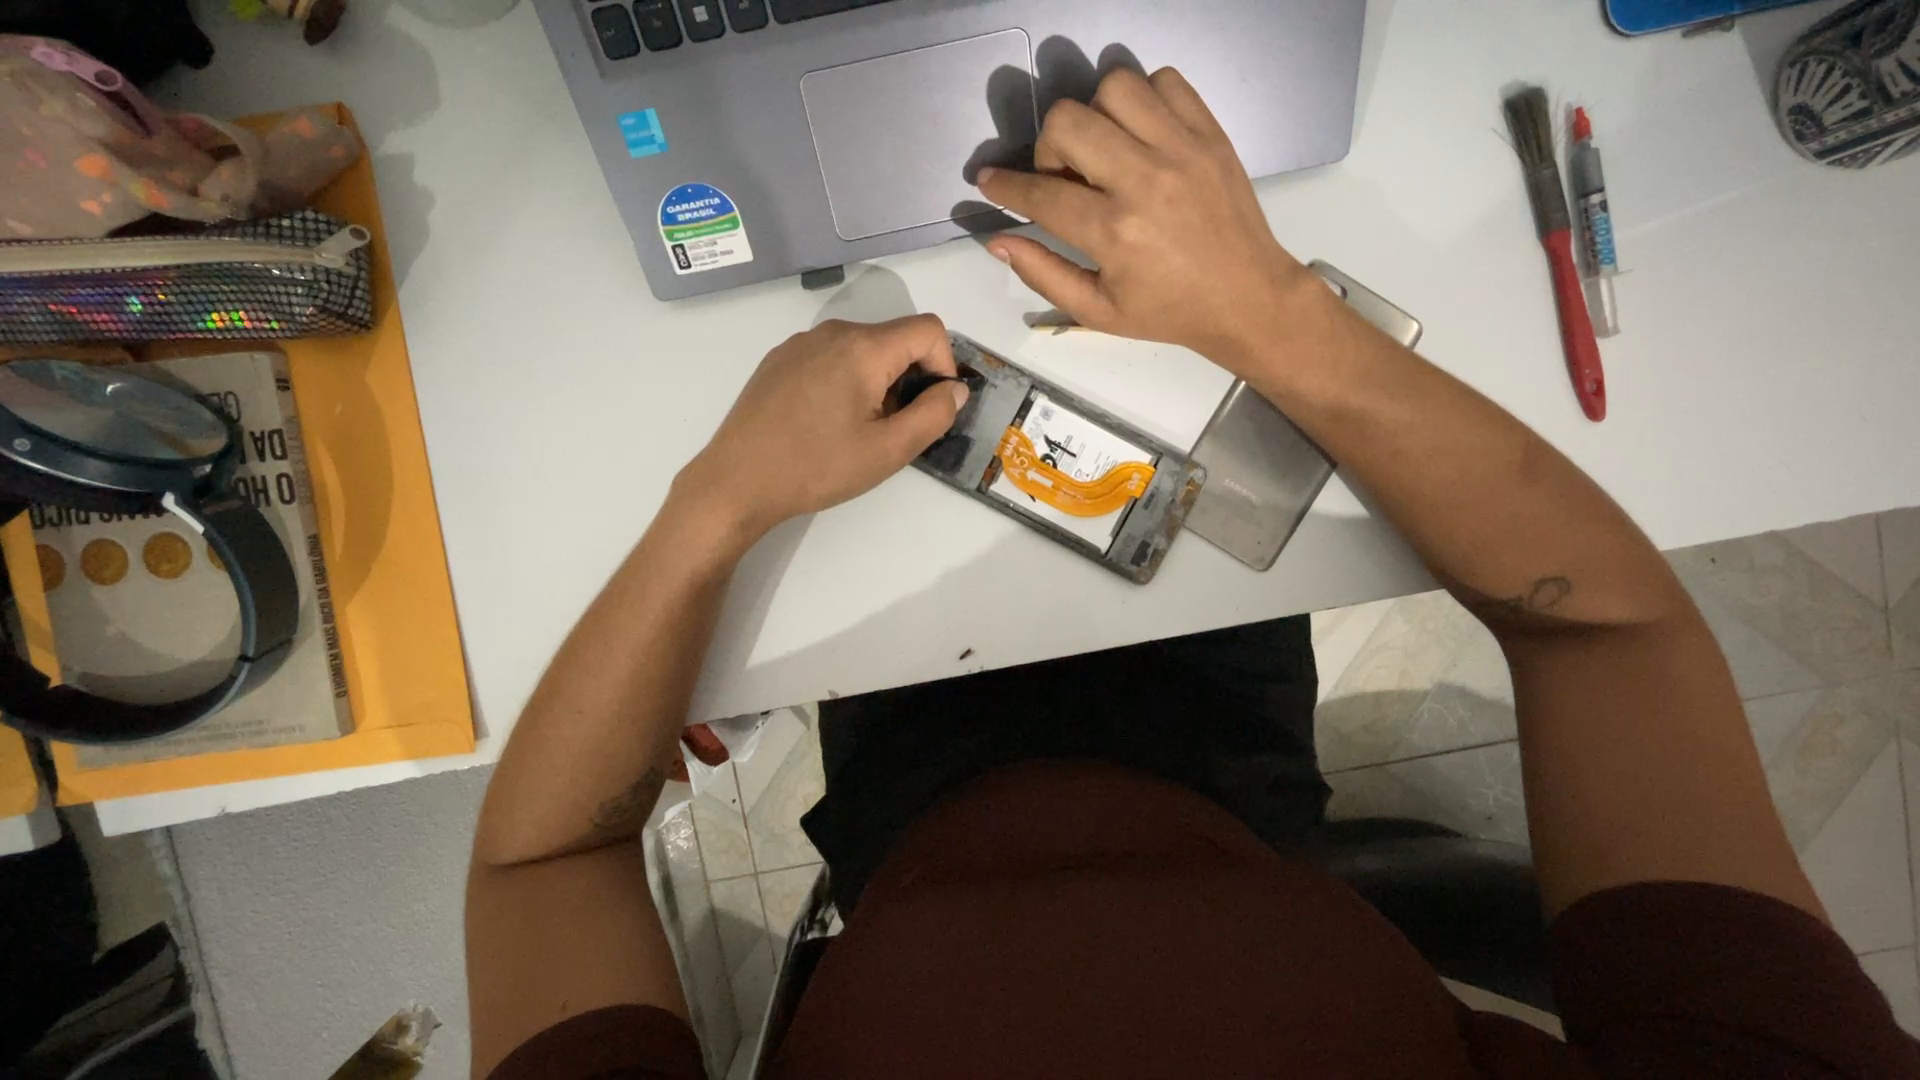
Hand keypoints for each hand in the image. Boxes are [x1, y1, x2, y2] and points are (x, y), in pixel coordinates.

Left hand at [677, 315, 968, 539]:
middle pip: (895, 338)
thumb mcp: (888, 451)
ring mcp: (800, 343)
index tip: (933, 406)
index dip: (945, 364)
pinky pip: (830, 357)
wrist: (737, 481)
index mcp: (863, 348)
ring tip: (857, 429)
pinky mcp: (779, 360)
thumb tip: (955, 390)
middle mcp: (832, 333)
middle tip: (893, 428)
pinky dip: (845, 381)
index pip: (929, 329)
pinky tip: (825, 422)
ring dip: (878, 382)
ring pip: (862, 349)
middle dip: (910, 378)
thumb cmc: (817, 467)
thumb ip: (934, 415)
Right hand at [976, 68, 1319, 368]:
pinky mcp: (1210, 132)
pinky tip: (1140, 136)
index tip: (989, 181)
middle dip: (1049, 147)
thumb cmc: (1167, 312)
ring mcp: (1182, 149)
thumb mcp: (1097, 311)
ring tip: (1103, 151)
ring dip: (1095, 115)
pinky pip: (1164, 81)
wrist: (1246, 297)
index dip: (1005, 187)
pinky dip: (1142, 100)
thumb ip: (1043, 274)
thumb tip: (998, 242)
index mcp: (1115, 233)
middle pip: (1068, 122)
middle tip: (1064, 176)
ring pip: (1114, 88)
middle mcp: (1145, 181)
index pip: (1042, 194)